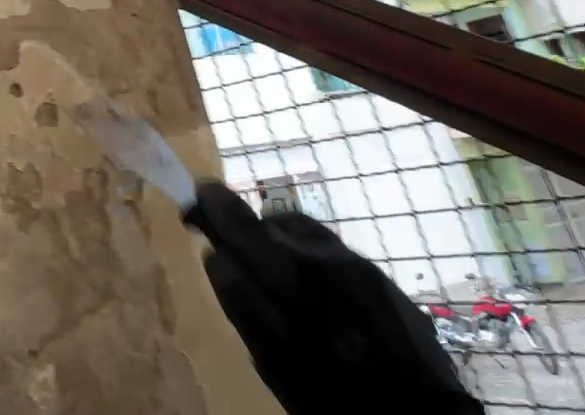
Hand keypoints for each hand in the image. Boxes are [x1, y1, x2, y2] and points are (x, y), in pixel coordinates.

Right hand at [185, 183, 479, 414]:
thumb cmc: (335, 397)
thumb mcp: (276, 362)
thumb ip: (243, 303)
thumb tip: (215, 255)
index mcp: (297, 279)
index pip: (245, 225)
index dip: (218, 205)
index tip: (199, 191)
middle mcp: (329, 258)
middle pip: (277, 222)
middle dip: (253, 229)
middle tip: (238, 250)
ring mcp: (362, 265)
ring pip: (308, 234)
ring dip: (284, 241)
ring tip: (279, 275)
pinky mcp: (385, 279)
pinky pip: (336, 253)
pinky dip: (315, 260)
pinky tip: (320, 296)